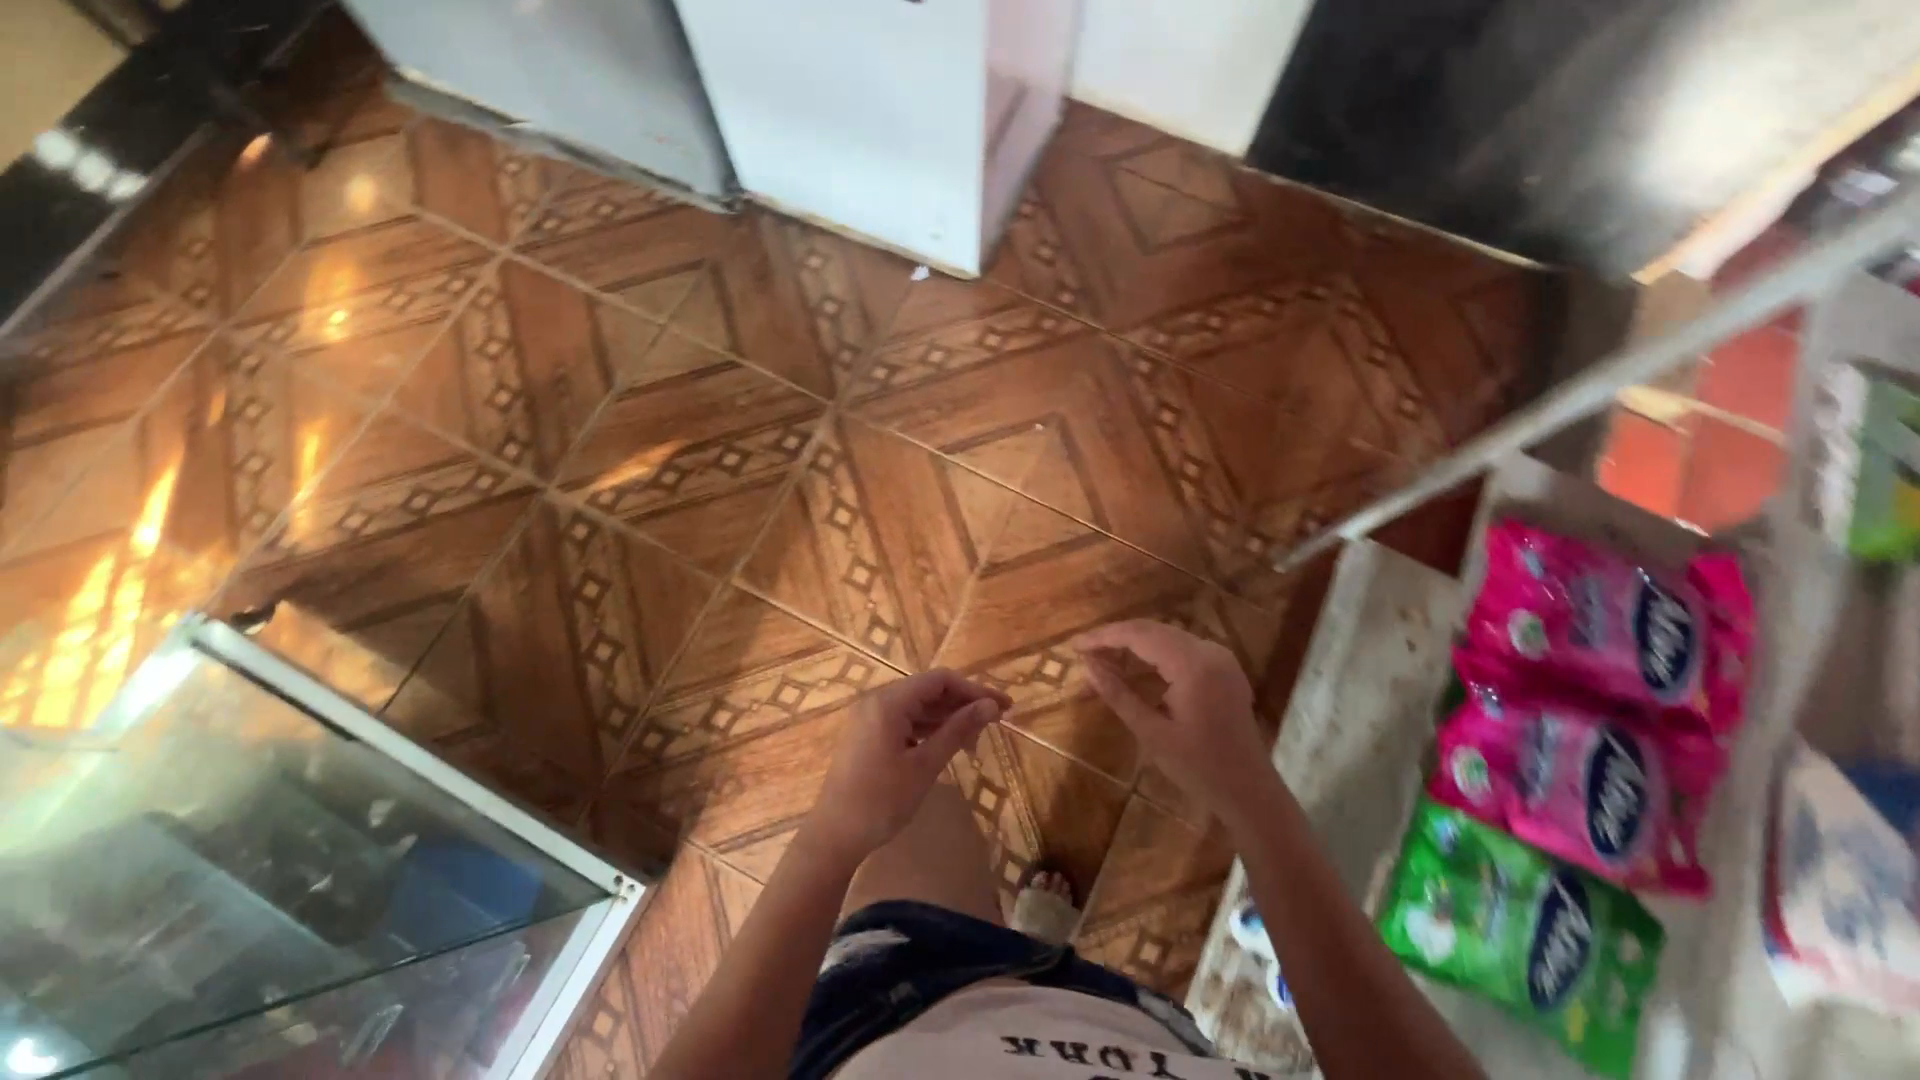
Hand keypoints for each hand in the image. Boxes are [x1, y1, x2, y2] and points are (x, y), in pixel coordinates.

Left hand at [801, 670, 1010, 866]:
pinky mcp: (867, 735)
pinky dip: (928, 728)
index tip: (1004, 706)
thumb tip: (991, 706)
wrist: (834, 836)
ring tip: (978, 733)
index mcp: (888, 702)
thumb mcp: (925, 765)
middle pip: (928, 689)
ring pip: (917, 705)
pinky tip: (948, 742)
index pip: (940, 680)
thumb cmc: (881, 801)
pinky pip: (904, 720)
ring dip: (947, 716)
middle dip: (963, 702)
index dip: (975, 690)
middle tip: (997, 720)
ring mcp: (869, 718)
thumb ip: (958, 730)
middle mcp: (876, 701)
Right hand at [1073, 620, 1276, 825]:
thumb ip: (1118, 694)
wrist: (1249, 790)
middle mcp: (1209, 651)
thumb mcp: (1151, 733)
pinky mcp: (1224, 668)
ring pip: (1168, 636)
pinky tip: (1136, 665)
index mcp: (1193, 664)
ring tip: (1102, 657)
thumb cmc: (1199, 768)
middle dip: (1117, 637)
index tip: (1075, 645)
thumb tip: (1087, 667)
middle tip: (1083, 651)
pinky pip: (1183, 648)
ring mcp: (1221, 657)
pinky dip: (1156, 652)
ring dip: (1135, 643)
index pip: (1139, 635)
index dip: (1104, 636)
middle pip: (1154, 629)